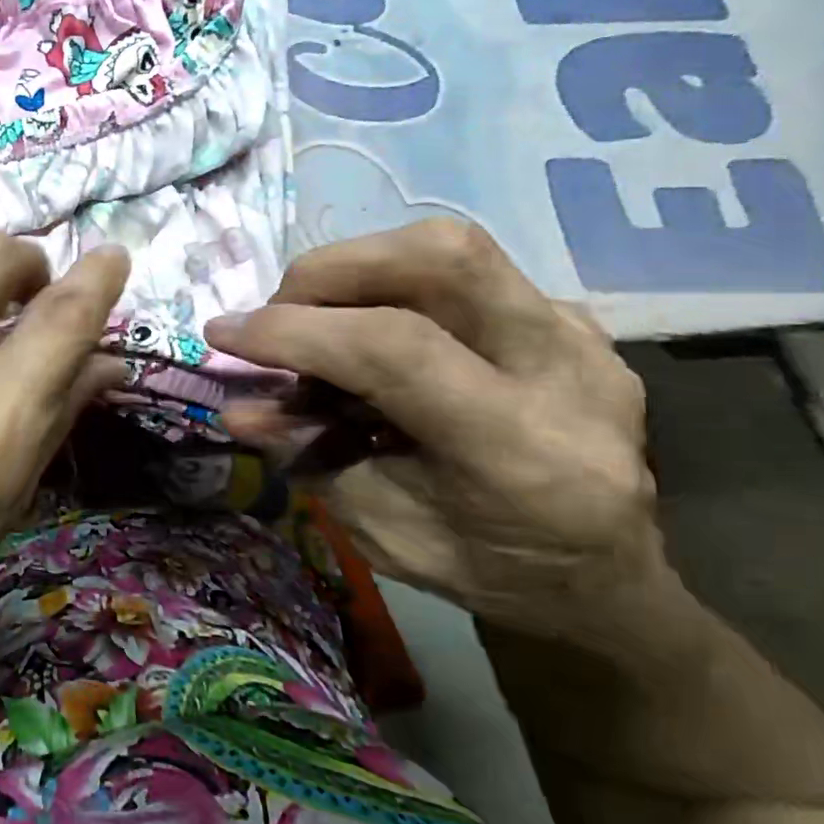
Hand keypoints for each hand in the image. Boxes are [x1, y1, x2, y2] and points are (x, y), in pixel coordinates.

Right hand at [205, 221, 661, 639]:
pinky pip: (459, 272)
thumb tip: (236, 408)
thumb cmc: (483, 567)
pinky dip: (388, 290)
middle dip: (328, 272)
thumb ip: (308, 457)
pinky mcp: (566, 319)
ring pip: (449, 247)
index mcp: (520, 450)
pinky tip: (372, 340)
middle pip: (441, 258)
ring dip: (351, 273)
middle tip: (279, 316)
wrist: (600, 576)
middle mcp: (566, 373)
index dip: (291, 331)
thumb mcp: (377, 529)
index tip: (222, 337)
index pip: (393, 348)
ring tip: (318, 328)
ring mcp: (577, 335)